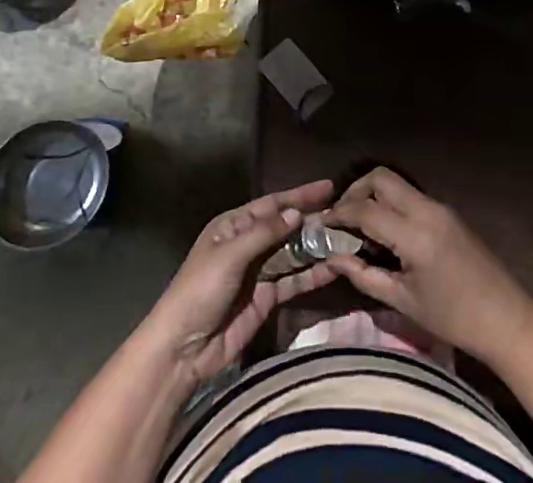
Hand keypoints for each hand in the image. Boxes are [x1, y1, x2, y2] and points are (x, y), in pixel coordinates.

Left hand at [143, 179, 337, 382]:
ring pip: (293, 253)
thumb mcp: (229, 255)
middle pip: (285, 228)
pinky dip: (313, 275)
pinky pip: (294, 281)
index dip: (299, 195)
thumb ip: (264, 234)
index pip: (271, 205)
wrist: (185, 346)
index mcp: (233, 226)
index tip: (329, 186)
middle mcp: (248, 244)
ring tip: (347, 239)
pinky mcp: (267, 298)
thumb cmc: (200, 290)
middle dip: (312, 221)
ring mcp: (258, 272)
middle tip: (346, 215)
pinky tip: (335, 268)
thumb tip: (296, 213)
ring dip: (316, 247)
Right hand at [324, 168, 532, 364]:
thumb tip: (330, 258)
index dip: (337, 214)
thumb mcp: (403, 301)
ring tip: (358, 224)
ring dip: (372, 195)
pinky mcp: (448, 213)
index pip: (364, 209)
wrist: (508, 320)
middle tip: (340, 217)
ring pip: (396, 183)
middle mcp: (427, 210)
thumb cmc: (454, 318)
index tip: (319, 224)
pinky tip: (384, 230)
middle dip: (354, 191)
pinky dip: (390, 203)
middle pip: (380, 178)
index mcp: (415, 234)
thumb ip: (363, 275)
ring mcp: (440, 208)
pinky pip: (410, 196)